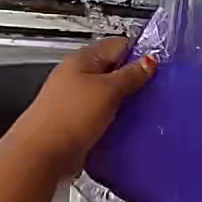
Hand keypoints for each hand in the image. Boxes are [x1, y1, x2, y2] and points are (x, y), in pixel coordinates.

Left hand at [11, 37, 156, 175]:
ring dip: (125, 104)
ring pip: (108, 96)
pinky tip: (127, 128)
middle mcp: (76, 77)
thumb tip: (149, 61)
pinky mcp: (77, 124)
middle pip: (113, 71)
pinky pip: (103, 117)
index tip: (158, 67)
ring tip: (144, 111)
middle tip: (153, 91)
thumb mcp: (108, 91)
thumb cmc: (69, 118)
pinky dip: (115, 121)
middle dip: (134, 81)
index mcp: (82, 60)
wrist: (42, 156)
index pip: (118, 45)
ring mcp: (75, 101)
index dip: (140, 53)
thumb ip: (130, 75)